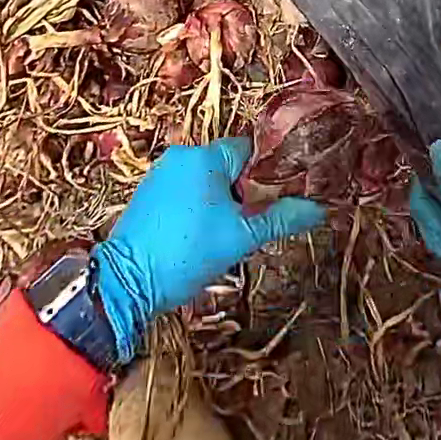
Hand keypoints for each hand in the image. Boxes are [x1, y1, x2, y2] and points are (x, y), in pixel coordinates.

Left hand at [92, 137, 326, 362]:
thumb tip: (319, 209)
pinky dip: (200, 206)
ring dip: (223, 201)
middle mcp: (181, 155)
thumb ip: (282, 218)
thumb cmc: (185, 253)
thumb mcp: (241, 237)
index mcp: (204, 155)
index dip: (267, 175)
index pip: (251, 151)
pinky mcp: (147, 195)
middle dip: (245, 191)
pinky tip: (202, 234)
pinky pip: (187, 190)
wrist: (120, 288)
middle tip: (252, 222)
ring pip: (209, 179)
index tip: (274, 201)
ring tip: (228, 232)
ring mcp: (161, 174)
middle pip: (230, 165)